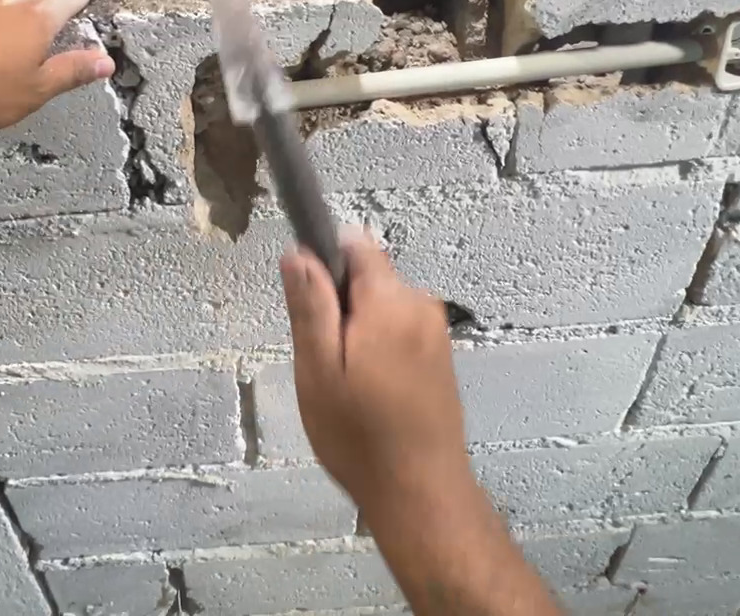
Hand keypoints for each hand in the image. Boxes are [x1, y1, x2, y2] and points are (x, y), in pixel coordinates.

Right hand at [279, 228, 473, 519]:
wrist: (422, 496)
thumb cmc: (360, 435)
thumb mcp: (318, 369)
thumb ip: (310, 305)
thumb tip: (298, 252)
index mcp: (391, 301)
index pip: (355, 243)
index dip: (324, 261)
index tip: (310, 304)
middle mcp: (421, 305)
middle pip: (368, 275)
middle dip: (339, 303)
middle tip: (324, 357)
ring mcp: (435, 331)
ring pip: (381, 303)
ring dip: (357, 327)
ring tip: (346, 380)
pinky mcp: (440, 354)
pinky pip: (398, 327)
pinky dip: (378, 345)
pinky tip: (370, 389)